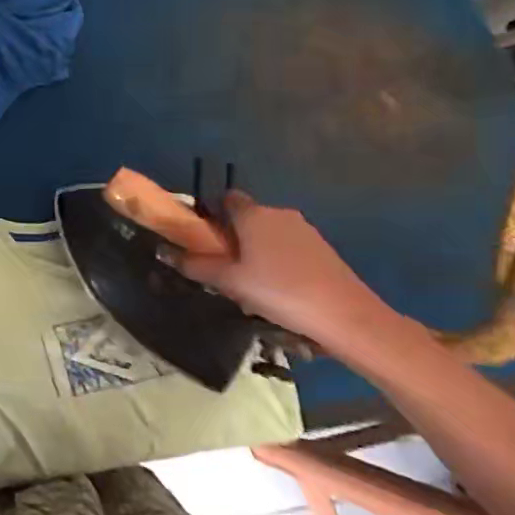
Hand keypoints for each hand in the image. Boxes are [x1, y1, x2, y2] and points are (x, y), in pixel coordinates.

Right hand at [162, 191, 401, 354]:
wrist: (345, 315)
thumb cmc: (278, 290)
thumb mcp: (229, 282)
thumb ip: (197, 266)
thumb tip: (169, 254)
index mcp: (253, 214)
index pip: (227, 199)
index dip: (213, 216)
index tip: (205, 242)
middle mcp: (279, 213)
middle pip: (247, 218)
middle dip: (234, 238)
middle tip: (225, 270)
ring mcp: (305, 230)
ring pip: (269, 234)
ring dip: (257, 252)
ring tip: (252, 285)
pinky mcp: (322, 248)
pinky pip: (289, 247)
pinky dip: (279, 261)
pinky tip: (279, 290)